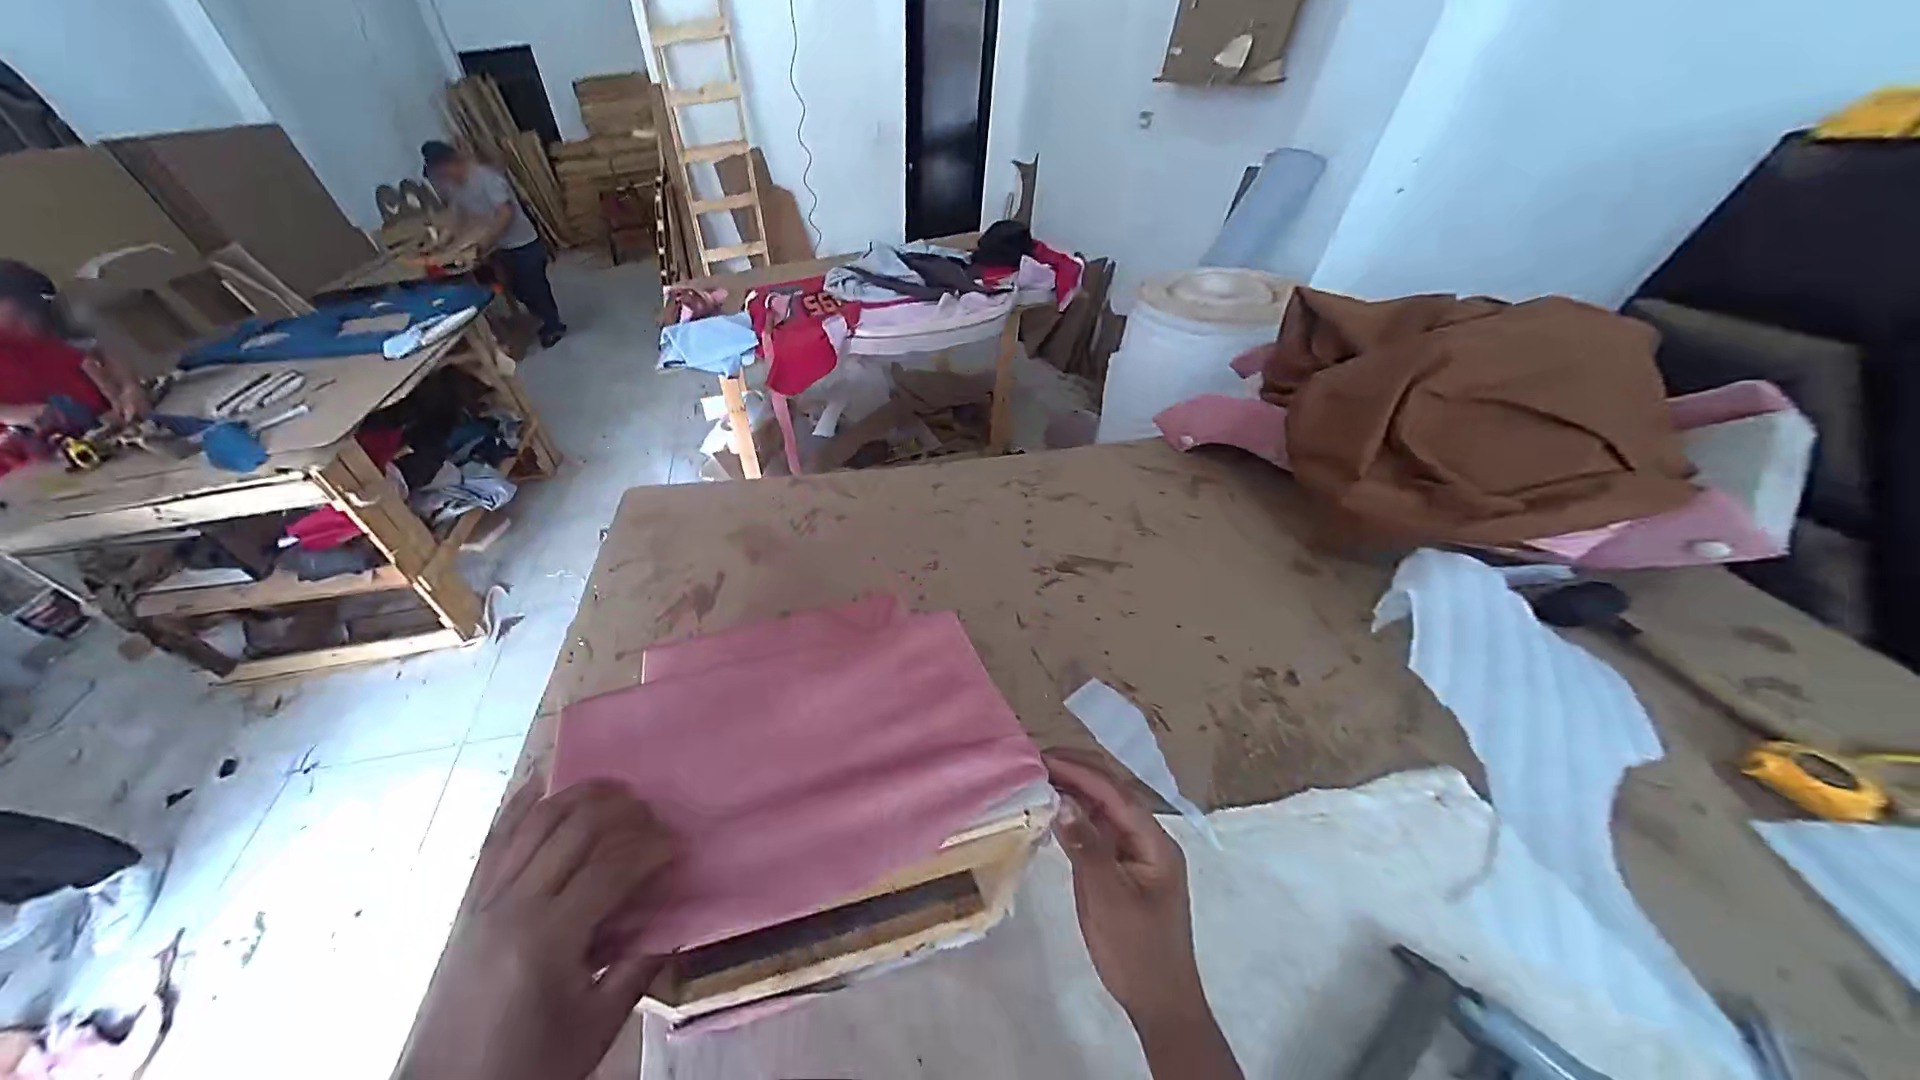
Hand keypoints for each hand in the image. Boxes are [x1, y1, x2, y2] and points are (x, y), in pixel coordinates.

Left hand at [394, 779, 672, 1079]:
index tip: (677, 845)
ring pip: (535, 822)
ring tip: (615, 789)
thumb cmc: (527, 1066)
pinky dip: (520, 806)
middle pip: (576, 829)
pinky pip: (494, 840)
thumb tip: (676, 919)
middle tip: (653, 816)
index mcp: (548, 938)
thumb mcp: (595, 1027)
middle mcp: (513, 906)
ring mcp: (484, 901)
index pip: (612, 865)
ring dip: (580, 796)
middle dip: (623, 811)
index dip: (652, 845)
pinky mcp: (468, 905)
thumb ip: (640, 967)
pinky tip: (543, 782)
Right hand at [1044, 749, 1242, 1079]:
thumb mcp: (1108, 899)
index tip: (1044, 757)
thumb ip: (1086, 847)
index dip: (1080, 770)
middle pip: (1112, 792)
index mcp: (1155, 841)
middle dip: (1077, 770)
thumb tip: (1062, 800)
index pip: (1116, 793)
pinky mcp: (1120, 864)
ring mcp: (1135, 851)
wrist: (1159, 1002)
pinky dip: (1074, 814)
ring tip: (1038, 775)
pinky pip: (1097, 828)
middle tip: (1036, 759)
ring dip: (1074, 789)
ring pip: (1103, 808)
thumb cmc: (1136, 951)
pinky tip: (1052, 809)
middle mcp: (1147, 837)